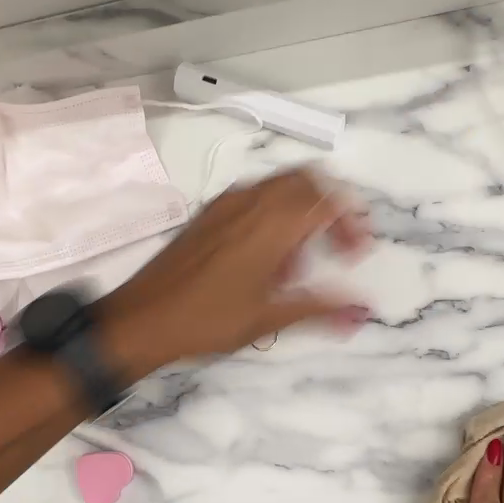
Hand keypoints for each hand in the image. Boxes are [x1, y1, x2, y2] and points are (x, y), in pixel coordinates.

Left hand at [96, 166, 369, 375]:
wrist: (143, 318)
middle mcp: (251, 200)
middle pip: (307, 181)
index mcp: (272, 221)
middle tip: (339, 248)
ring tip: (298, 264)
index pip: (329, 200)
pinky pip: (253, 199)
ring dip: (301, 213)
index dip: (351, 222)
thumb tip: (361, 311)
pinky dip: (273, 217)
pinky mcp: (208, 215)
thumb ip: (320, 309)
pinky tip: (265, 261)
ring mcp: (226, 204)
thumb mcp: (268, 318)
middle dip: (330, 210)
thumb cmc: (207, 320)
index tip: (358, 253)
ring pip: (279, 188)